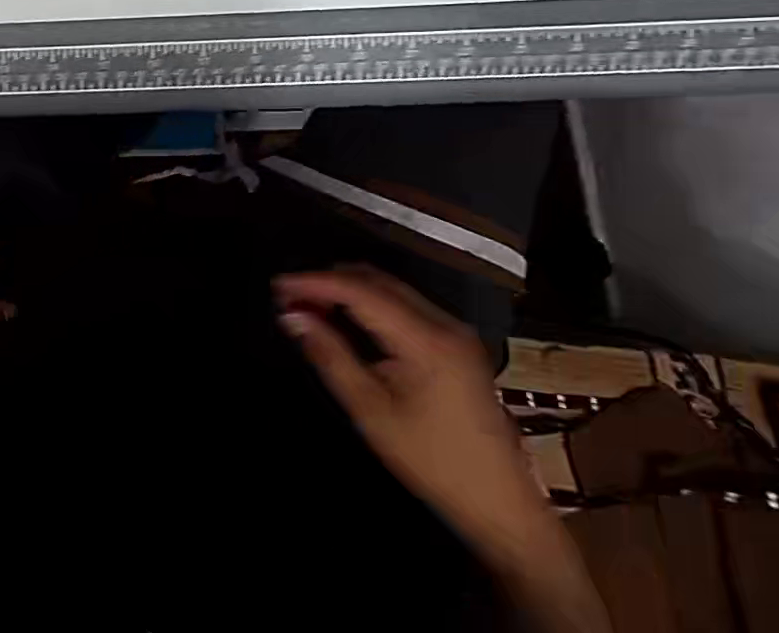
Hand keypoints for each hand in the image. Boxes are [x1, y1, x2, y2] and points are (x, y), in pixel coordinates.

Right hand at [274, 266, 547, 561]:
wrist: (499, 499)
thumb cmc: (431, 459)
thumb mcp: (370, 409)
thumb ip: (330, 355)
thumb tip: (293, 316)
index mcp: (426, 339)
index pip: (361, 290)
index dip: (315, 282)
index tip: (279, 285)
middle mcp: (444, 322)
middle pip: (377, 280)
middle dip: (330, 281)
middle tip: (291, 296)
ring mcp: (454, 329)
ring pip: (390, 288)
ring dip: (349, 289)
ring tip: (311, 305)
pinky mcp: (455, 340)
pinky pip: (404, 303)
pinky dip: (369, 302)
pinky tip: (346, 316)